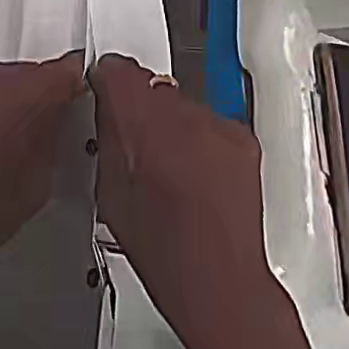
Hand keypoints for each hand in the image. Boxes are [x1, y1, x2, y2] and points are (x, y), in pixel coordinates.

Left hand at [0, 53, 83, 329]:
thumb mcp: (39, 180)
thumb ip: (56, 129)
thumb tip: (66, 103)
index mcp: (16, 107)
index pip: (62, 69)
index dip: (73, 80)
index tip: (74, 86)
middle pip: (33, 68)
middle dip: (40, 90)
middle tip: (37, 121)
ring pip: (6, 69)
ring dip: (11, 91)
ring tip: (4, 129)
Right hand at [90, 55, 324, 348]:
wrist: (218, 278)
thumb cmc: (164, 249)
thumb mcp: (110, 191)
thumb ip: (107, 139)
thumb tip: (107, 114)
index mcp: (140, 122)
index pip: (119, 70)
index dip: (110, 79)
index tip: (108, 87)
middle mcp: (181, 114)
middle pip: (153, 86)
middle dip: (143, 108)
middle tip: (139, 144)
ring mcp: (214, 124)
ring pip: (183, 104)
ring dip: (174, 125)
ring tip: (172, 169)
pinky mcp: (240, 137)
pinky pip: (211, 123)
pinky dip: (202, 140)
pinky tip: (197, 175)